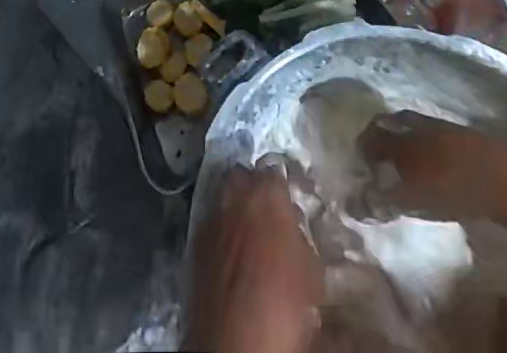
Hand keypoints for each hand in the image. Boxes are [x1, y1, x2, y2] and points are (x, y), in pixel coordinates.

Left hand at [185, 165, 323, 352]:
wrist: (235, 334)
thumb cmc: (285, 304)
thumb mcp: (311, 271)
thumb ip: (299, 236)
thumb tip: (292, 225)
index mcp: (266, 197)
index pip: (274, 171)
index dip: (284, 181)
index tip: (294, 192)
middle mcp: (233, 196)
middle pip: (241, 174)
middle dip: (253, 183)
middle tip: (269, 206)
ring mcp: (210, 215)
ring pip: (222, 193)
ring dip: (235, 202)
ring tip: (250, 225)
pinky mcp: (195, 237)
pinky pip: (211, 218)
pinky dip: (222, 223)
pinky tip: (231, 245)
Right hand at [357, 112, 506, 223]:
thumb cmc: (454, 189)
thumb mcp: (415, 201)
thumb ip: (384, 200)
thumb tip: (354, 204)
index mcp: (397, 138)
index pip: (370, 138)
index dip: (364, 150)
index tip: (363, 165)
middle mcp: (415, 126)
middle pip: (391, 125)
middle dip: (384, 138)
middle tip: (383, 156)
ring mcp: (443, 128)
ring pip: (416, 129)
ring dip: (409, 141)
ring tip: (411, 161)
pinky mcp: (468, 137)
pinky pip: (438, 137)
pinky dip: (432, 147)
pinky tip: (438, 164)